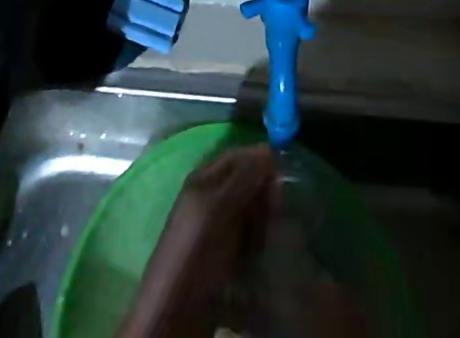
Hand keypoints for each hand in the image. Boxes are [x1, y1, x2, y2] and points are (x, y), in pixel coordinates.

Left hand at [116, 145, 275, 337]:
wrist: (176, 309)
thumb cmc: (194, 251)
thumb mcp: (217, 207)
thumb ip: (242, 177)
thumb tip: (269, 150)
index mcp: (204, 178)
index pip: (239, 156)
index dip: (261, 160)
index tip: (283, 174)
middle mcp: (211, 196)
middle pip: (249, 182)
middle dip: (264, 195)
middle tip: (272, 214)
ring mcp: (218, 225)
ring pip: (253, 209)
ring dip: (263, 221)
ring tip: (260, 239)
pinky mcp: (227, 252)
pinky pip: (251, 235)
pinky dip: (258, 242)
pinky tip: (256, 255)